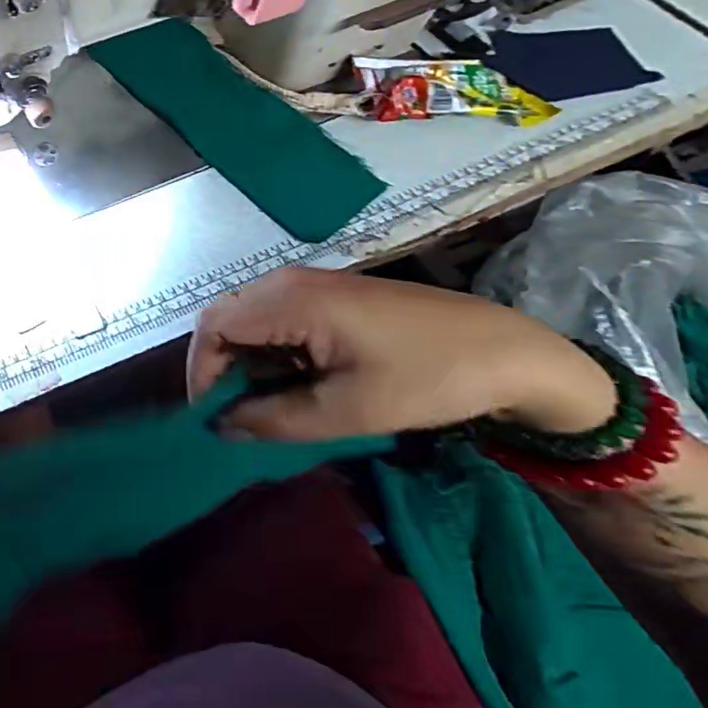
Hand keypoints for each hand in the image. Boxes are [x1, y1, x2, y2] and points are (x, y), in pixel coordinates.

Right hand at [186, 268, 613, 440]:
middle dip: (221, 370)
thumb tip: (224, 426)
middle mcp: (293, 280)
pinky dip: (274, 355)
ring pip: (252, 320)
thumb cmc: (427, 378)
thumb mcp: (347, 411)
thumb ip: (275, 419)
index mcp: (292, 299)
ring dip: (248, 365)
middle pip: (227, 319)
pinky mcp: (334, 296)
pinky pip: (281, 320)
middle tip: (238, 420)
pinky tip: (296, 387)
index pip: (213, 327)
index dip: (201, 374)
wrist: (506, 350)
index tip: (215, 421)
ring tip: (266, 410)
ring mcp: (315, 284)